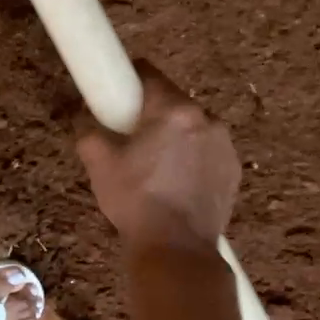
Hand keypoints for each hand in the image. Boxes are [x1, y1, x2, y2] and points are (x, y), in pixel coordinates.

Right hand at [75, 62, 239, 254]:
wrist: (176, 247)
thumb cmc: (133, 197)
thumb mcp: (96, 158)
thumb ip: (88, 128)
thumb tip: (86, 117)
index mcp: (174, 111)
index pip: (148, 73)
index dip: (126, 76)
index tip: (111, 91)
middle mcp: (207, 120)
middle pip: (171, 100)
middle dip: (148, 110)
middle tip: (124, 133)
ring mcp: (225, 146)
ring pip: (189, 125)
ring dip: (170, 133)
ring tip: (149, 161)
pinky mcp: (233, 170)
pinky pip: (204, 149)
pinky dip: (187, 155)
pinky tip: (170, 179)